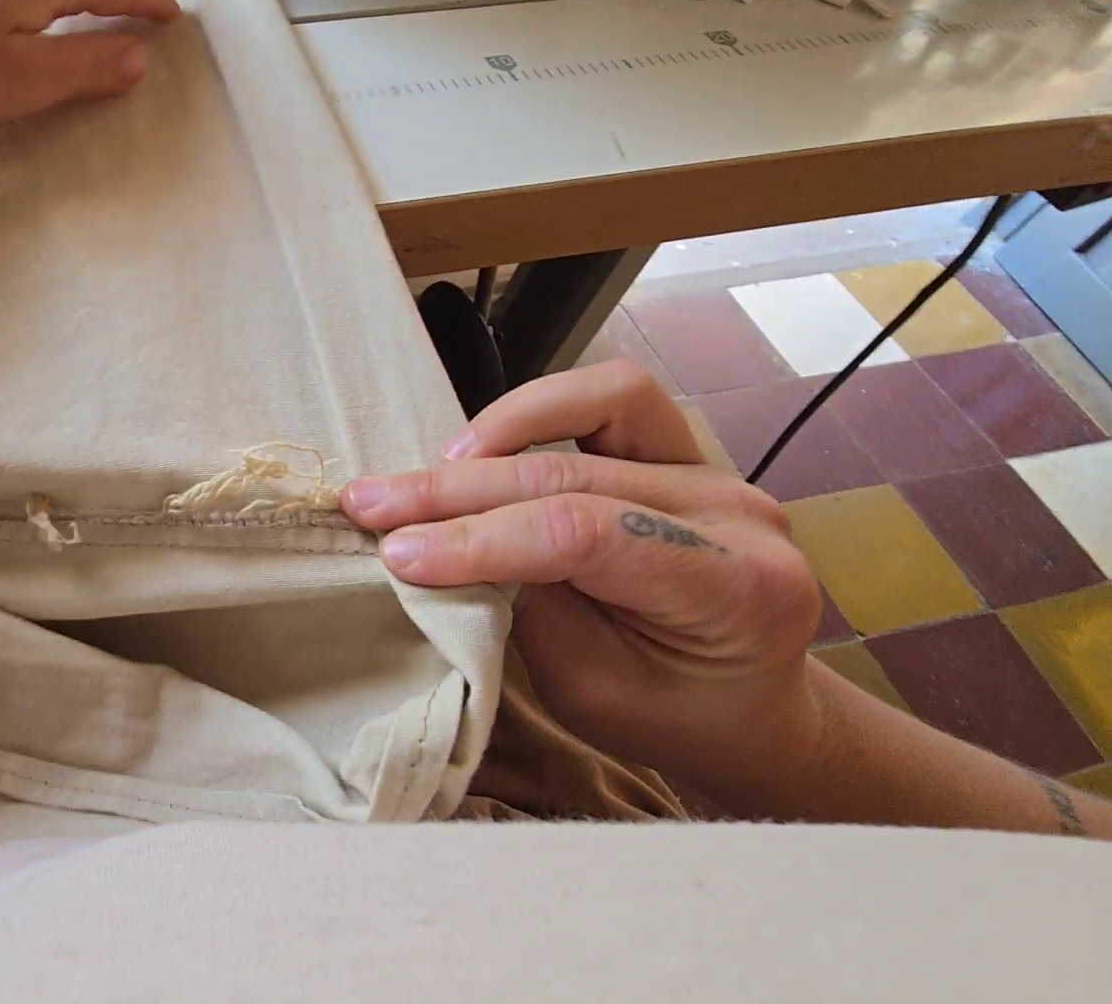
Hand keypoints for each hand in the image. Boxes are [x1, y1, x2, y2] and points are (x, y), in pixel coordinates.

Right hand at [340, 362, 824, 788]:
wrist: (742, 702)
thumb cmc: (667, 713)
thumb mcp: (588, 688)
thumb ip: (523, 608)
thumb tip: (439, 546)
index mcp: (734, 587)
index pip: (583, 535)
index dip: (478, 540)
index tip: (396, 555)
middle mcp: (733, 511)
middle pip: (570, 472)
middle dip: (455, 491)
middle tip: (369, 505)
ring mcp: (711, 468)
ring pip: (599, 403)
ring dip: (498, 430)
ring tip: (432, 470)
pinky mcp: (679, 449)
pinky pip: (610, 398)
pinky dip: (535, 412)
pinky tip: (480, 447)